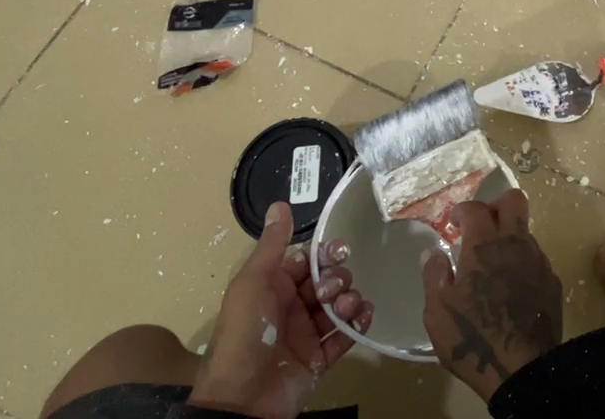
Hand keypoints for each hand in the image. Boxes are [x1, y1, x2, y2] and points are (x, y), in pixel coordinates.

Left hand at [190, 202, 373, 418]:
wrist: (243, 401)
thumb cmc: (244, 335)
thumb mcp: (252, 285)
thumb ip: (272, 245)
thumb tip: (280, 204)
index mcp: (273, 288)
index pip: (307, 261)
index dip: (325, 254)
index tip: (338, 251)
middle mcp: (292, 307)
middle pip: (328, 280)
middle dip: (338, 278)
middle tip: (330, 291)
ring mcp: (308, 334)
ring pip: (340, 305)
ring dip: (350, 299)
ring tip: (344, 308)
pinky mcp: (321, 359)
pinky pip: (347, 335)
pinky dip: (358, 323)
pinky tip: (361, 318)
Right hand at [421, 190, 563, 401]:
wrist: (521, 366)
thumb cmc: (472, 336)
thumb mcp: (438, 310)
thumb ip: (434, 275)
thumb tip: (433, 252)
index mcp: (484, 244)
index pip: (475, 208)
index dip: (462, 210)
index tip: (454, 222)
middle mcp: (515, 242)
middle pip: (514, 200)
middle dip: (496, 205)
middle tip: (482, 225)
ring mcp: (538, 259)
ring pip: (526, 232)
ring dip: (509, 239)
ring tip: (493, 266)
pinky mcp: (552, 280)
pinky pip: (536, 259)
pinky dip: (522, 264)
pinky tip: (512, 288)